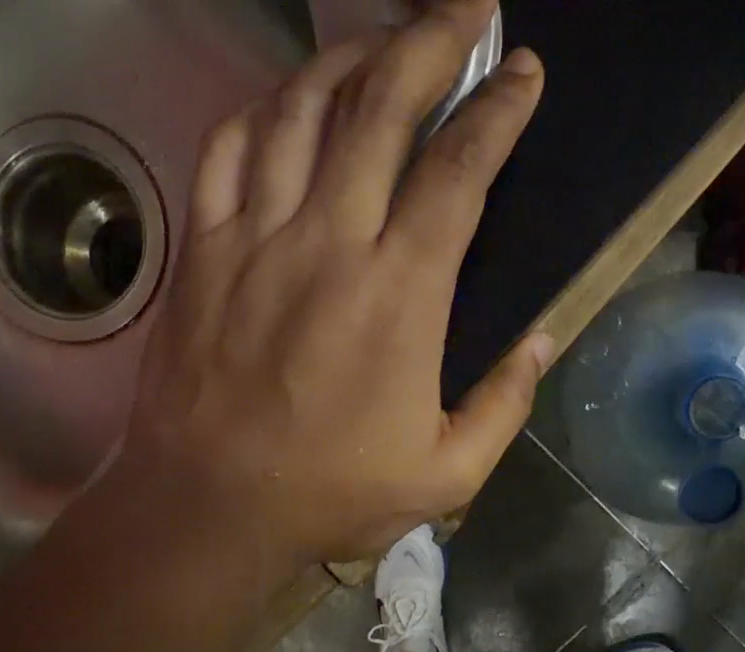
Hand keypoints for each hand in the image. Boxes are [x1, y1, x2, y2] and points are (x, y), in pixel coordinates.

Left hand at [115, 0, 549, 565]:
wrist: (208, 507)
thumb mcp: (447, 474)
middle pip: (381, 107)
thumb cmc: (331, 495)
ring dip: (350, 57)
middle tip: (466, 10)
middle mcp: (328, 242)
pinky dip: (265, 109)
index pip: (459, 171)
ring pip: (301, 109)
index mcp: (400, 295)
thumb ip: (504, 403)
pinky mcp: (201, 250)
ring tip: (385, 38)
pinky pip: (229, 148)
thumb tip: (543, 339)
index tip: (523, 73)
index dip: (497, 110)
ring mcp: (255, 238)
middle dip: (432, 41)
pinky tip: (290, 101)